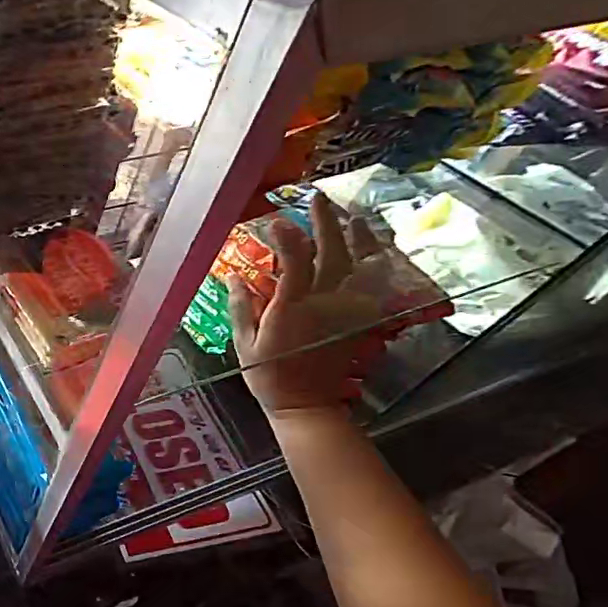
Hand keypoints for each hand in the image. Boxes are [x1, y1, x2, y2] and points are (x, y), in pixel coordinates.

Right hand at [225, 196, 388, 415]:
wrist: (306, 404)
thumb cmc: (268, 376)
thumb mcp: (244, 343)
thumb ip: (241, 306)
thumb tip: (233, 275)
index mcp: (291, 308)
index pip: (293, 261)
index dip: (285, 237)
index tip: (273, 222)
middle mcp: (323, 303)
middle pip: (330, 253)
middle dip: (324, 223)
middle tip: (317, 201)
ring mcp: (346, 309)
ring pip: (359, 263)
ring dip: (356, 236)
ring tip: (350, 216)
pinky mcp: (360, 318)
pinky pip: (373, 282)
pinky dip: (375, 262)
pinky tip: (372, 249)